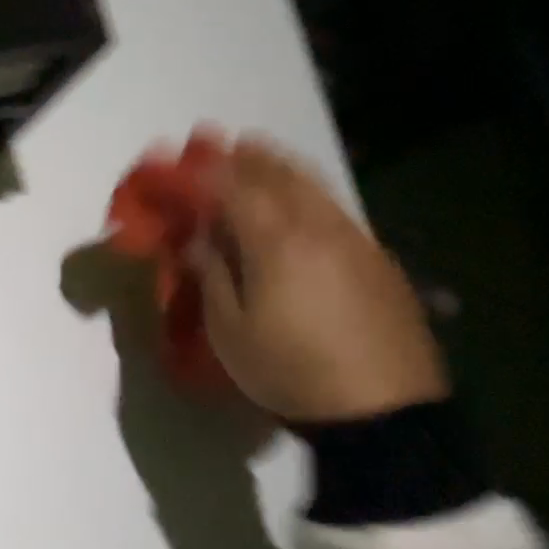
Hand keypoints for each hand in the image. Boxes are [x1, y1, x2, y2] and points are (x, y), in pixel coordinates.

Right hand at [185, 136, 448, 422]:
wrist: (376, 404)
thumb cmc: (286, 368)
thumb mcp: (228, 329)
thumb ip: (212, 274)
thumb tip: (197, 239)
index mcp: (276, 242)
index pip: (232, 190)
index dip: (199, 173)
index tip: (171, 162)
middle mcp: (318, 227)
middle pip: (280, 176)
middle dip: (244, 158)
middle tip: (215, 145)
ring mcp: (354, 240)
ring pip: (312, 187)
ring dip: (277, 168)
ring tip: (252, 159)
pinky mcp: (373, 259)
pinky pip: (329, 209)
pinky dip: (302, 193)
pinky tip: (290, 204)